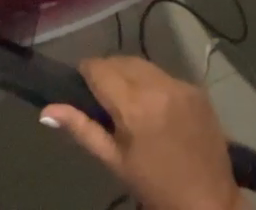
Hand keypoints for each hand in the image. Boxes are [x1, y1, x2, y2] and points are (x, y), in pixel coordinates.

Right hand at [43, 57, 239, 209]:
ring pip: (142, 64)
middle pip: (120, 61)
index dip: (86, 74)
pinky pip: (164, 75)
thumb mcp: (114, 161)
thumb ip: (81, 129)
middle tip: (105, 102)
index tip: (84, 90)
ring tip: (130, 104)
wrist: (210, 205)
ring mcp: (181, 85)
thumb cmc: (155, 187)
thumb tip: (46, 112)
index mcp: (134, 105)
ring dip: (130, 75)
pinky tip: (155, 108)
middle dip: (108, 73)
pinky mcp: (197, 89)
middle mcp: (158, 85)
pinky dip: (153, 83)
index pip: (98, 67)